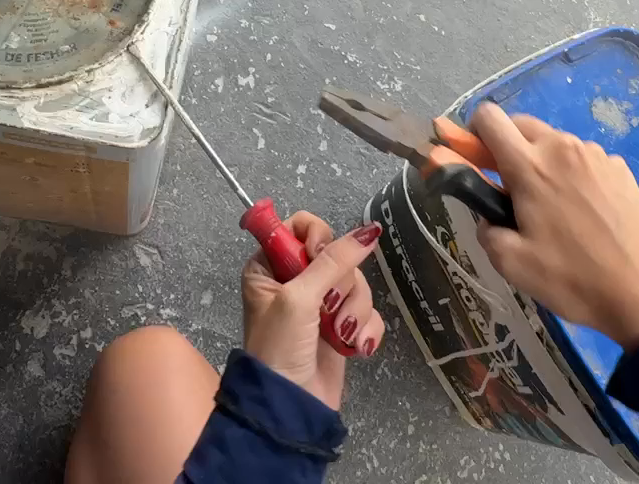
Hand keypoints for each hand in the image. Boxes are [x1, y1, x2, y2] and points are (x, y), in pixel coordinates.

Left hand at [240, 212, 384, 409]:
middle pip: (336, 254)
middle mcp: (294, 279)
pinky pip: (367, 310)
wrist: (289, 412)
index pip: (301, 225)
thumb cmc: (279, 349)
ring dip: (353, 310)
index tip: (321, 253)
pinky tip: (356, 346)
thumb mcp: (299, 299)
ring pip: (356, 282)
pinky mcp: (341, 326)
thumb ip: (333, 261)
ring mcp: (319, 303)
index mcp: (269, 264)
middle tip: (328, 306)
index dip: (318, 235)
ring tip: (339, 333)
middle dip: (340, 283)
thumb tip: (368, 231)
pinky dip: (365, 328)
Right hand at [469, 102, 638, 349]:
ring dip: (540, 161)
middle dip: (505, 147)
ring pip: (552, 141)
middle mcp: (561, 147)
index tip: (475, 160)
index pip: (488, 117)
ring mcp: (594, 154)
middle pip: (519, 123)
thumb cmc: (573, 279)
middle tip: (511, 189)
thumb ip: (485, 227)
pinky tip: (585, 212)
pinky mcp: (618, 167)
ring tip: (554, 207)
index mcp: (529, 165)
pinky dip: (572, 173)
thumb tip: (487, 213)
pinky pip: (581, 158)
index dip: (472, 131)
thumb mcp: (512, 263)